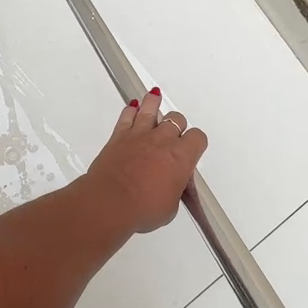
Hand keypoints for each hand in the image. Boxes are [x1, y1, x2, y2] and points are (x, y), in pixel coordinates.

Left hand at [82, 89, 207, 233]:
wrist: (110, 202)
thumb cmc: (143, 208)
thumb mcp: (170, 207)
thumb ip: (174, 190)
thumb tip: (172, 186)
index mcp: (181, 157)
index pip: (197, 137)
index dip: (196, 142)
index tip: (192, 148)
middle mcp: (162, 140)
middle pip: (176, 118)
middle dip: (177, 125)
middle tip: (172, 136)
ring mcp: (139, 134)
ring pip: (150, 108)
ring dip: (154, 104)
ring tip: (155, 98)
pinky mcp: (119, 135)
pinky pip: (127, 115)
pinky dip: (130, 110)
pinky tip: (132, 108)